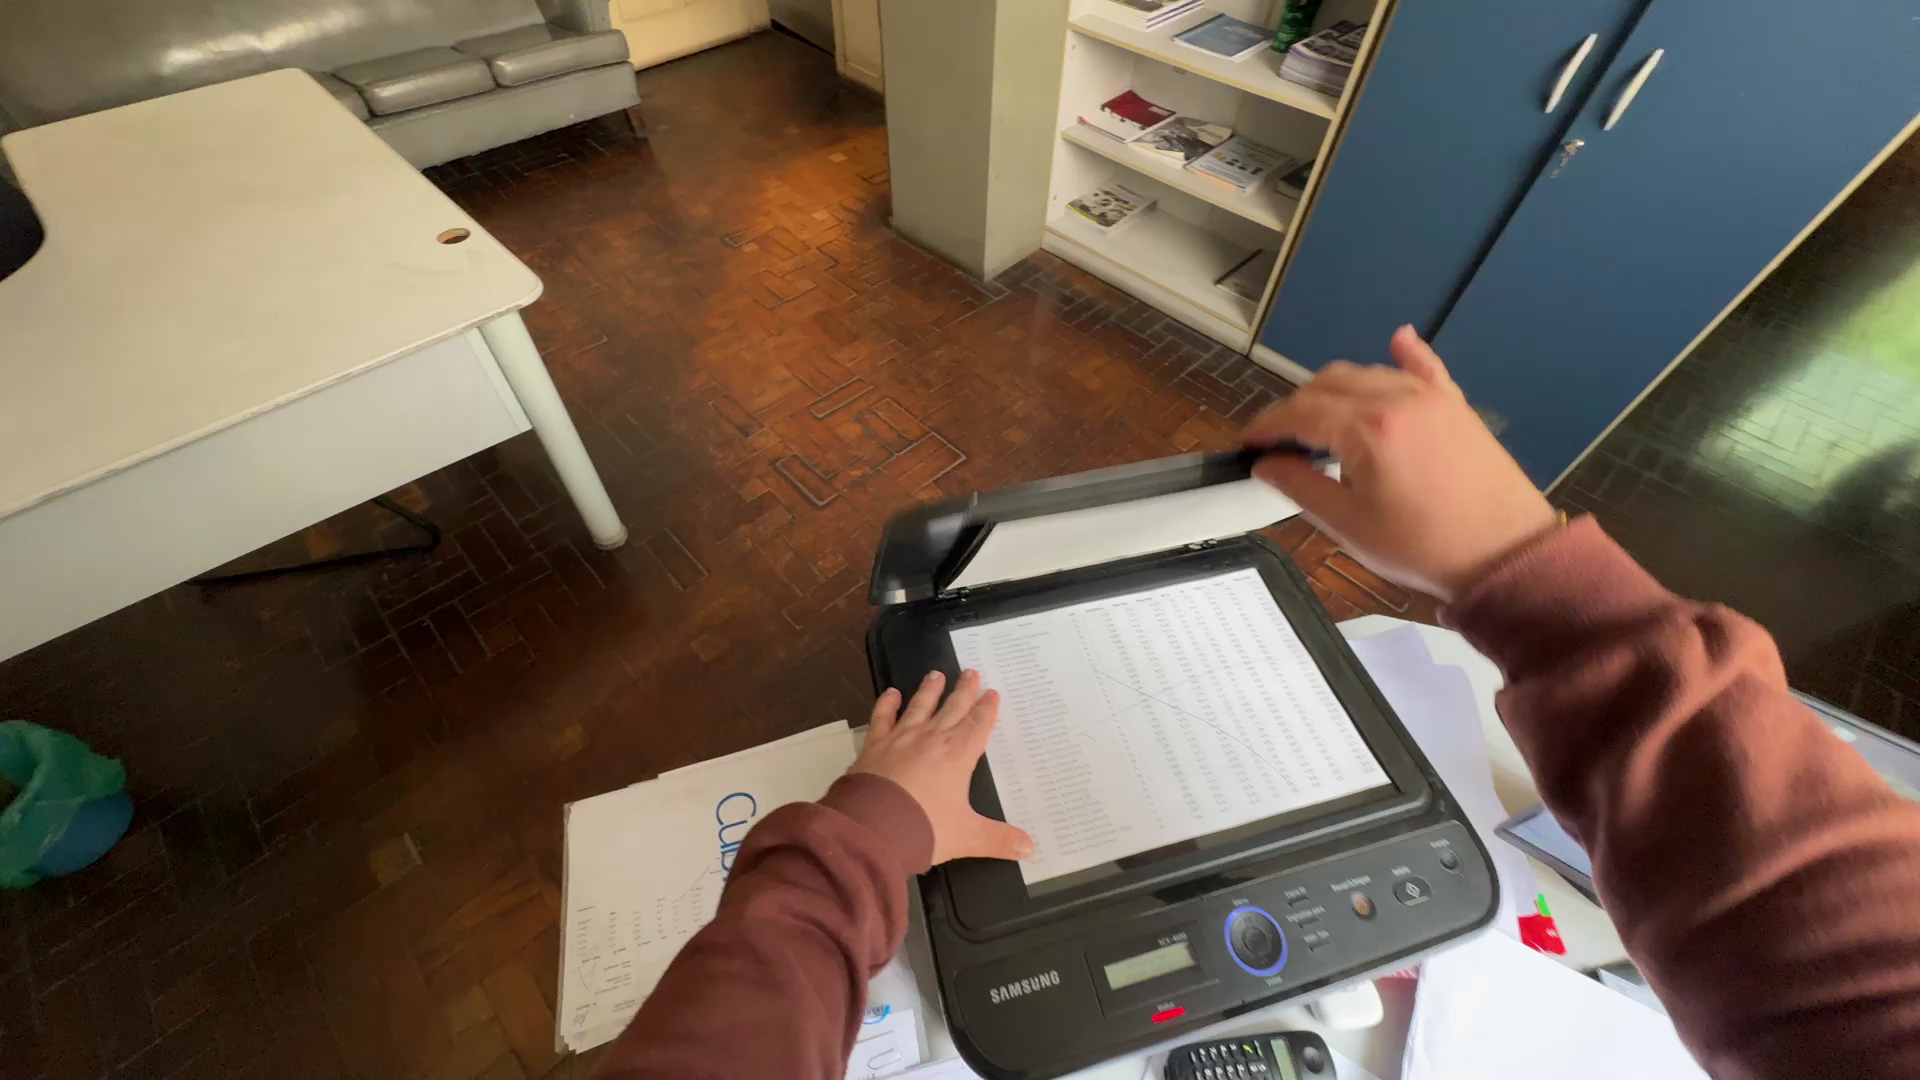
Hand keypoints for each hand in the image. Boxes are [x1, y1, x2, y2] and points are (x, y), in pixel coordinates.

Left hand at [851, 670, 1033, 864]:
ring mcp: (902, 737)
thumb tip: (1030, 849)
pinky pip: (883, 717)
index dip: (986, 709)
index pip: (977, 725)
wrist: (873, 826)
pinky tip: (891, 693)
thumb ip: (998, 840)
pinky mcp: (876, 744)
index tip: (992, 693)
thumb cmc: (925, 828)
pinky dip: (887, 704)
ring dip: (930, 689)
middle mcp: (932, 738)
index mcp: (958, 754)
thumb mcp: (967, 837)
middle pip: (953, 708)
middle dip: (964, 690)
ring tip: (936, 674)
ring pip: (920, 706)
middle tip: (971, 671)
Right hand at [1242, 326, 1558, 601]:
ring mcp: (1430, 398)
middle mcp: (1397, 399)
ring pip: (1365, 374)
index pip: (1299, 413)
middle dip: (1293, 409)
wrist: (1505, 555)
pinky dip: (1405, 353)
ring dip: (1331, 391)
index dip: (1266, 426)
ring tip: (1315, 422)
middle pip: (1326, 385)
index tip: (1247, 444)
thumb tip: (1266, 465)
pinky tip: (1398, 337)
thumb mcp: (1345, 523)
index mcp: (1368, 429)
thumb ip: (1298, 485)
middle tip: (1278, 442)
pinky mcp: (1455, 407)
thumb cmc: (1421, 546)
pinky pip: (1425, 368)